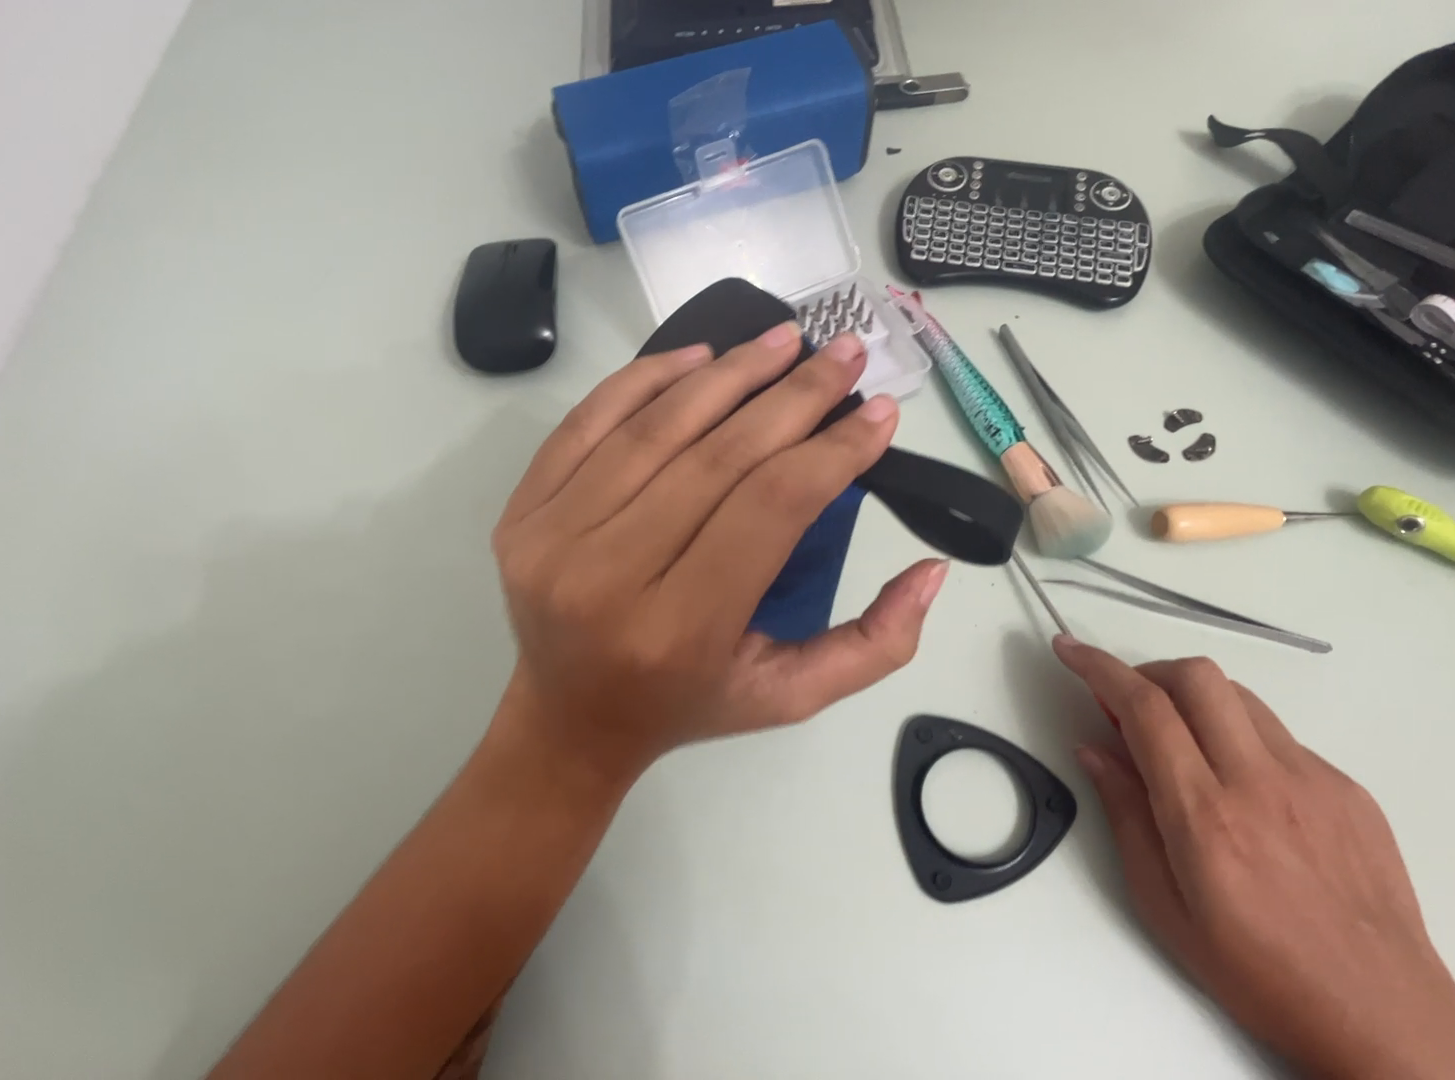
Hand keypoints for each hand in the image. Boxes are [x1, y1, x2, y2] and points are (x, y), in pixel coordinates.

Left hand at [491, 323, 947, 786]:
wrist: (571, 719)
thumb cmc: (688, 705)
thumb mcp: (790, 696)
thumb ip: (873, 646)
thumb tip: (933, 570)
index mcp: (679, 629)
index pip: (769, 507)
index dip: (832, 450)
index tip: (879, 410)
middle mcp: (607, 578)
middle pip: (717, 458)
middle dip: (793, 396)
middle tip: (846, 351)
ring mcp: (552, 539)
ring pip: (653, 429)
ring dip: (727, 373)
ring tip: (783, 339)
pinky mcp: (521, 514)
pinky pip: (587, 423)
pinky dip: (644, 379)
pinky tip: (699, 356)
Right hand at [1054, 638, 1454, 1079]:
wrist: (1385, 1018)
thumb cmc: (1258, 973)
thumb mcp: (1163, 906)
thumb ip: (1126, 815)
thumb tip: (1094, 750)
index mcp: (1205, 815)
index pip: (1144, 709)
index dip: (1098, 667)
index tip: (1069, 649)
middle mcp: (1262, 781)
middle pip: (1198, 677)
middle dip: (1148, 671)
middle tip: (1124, 705)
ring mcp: (1315, 780)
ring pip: (1240, 697)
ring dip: (1193, 699)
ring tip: (1177, 743)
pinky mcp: (1350, 790)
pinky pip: (1280, 737)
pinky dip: (1238, 737)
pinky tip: (1237, 790)